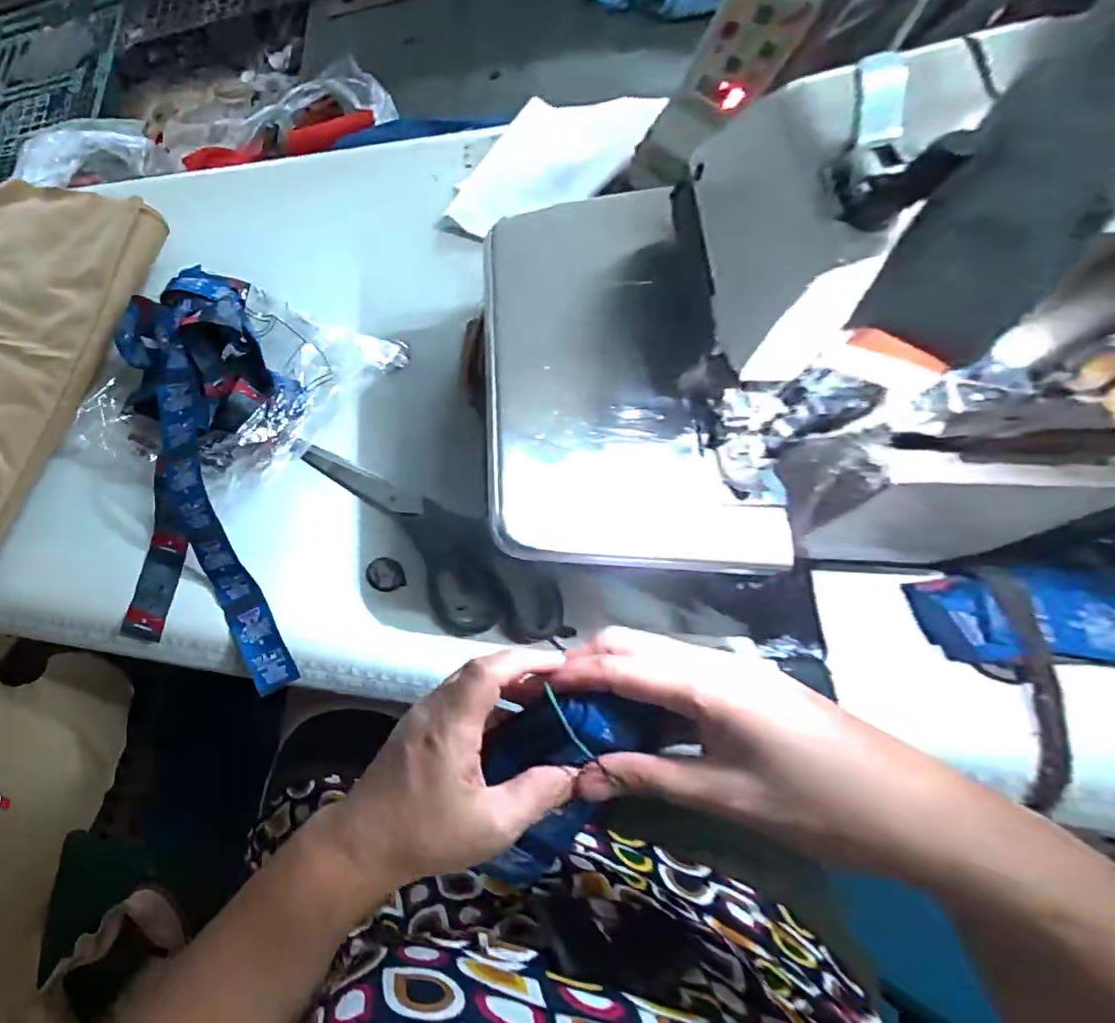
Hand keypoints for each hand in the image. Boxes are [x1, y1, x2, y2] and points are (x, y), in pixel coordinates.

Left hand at [311, 652, 579, 892]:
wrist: (366, 840)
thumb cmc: (428, 833)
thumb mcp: (494, 822)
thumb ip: (537, 792)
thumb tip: (575, 772)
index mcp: (447, 723)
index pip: (485, 671)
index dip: (524, 660)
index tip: (562, 663)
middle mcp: (429, 710)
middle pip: (473, 673)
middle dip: (518, 672)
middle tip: (561, 687)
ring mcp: (417, 719)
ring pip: (462, 688)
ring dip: (500, 689)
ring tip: (543, 707)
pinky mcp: (414, 733)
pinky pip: (452, 705)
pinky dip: (484, 707)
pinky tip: (509, 730)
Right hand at [549, 627, 1011, 882]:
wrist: (938, 822)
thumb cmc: (827, 807)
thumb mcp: (728, 796)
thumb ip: (646, 777)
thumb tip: (579, 777)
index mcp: (708, 683)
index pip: (617, 664)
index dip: (568, 673)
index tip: (528, 687)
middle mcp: (715, 664)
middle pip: (628, 644)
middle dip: (582, 663)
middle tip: (552, 698)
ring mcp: (734, 673)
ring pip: (651, 655)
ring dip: (611, 674)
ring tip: (584, 710)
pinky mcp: (747, 689)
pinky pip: (676, 673)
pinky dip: (643, 688)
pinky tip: (636, 722)